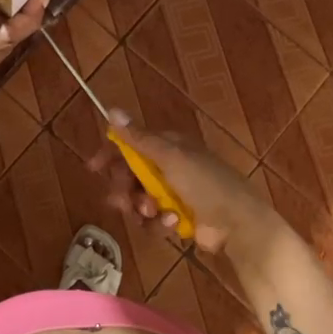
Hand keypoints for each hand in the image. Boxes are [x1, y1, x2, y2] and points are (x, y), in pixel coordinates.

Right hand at [90, 115, 290, 257]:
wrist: (238, 223)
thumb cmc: (205, 183)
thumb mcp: (170, 157)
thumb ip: (138, 138)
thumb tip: (111, 109)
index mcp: (169, 146)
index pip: (131, 144)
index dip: (111, 155)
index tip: (93, 168)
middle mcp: (170, 167)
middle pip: (131, 174)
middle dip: (124, 188)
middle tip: (122, 200)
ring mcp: (174, 194)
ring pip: (139, 199)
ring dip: (141, 207)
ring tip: (151, 213)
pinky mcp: (177, 218)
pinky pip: (153, 220)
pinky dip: (159, 223)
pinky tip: (172, 224)